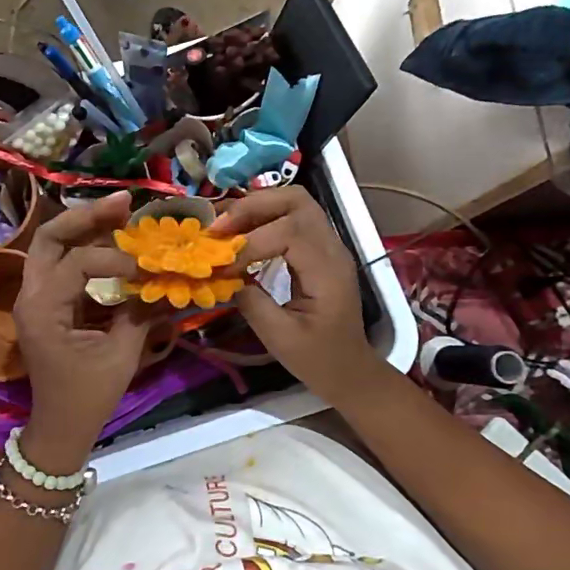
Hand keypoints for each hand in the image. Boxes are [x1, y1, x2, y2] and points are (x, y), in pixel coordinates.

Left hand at [14, 192, 156, 464]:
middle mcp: (31, 295)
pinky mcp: (48, 304)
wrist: (60, 428)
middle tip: (124, 202)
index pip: (79, 262)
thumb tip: (166, 282)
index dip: (116, 260)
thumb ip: (139, 314)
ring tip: (122, 212)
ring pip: (53, 246)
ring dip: (85, 228)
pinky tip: (114, 243)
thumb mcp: (120, 356)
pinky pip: (63, 265)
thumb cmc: (87, 396)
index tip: (146, 271)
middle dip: (86, 216)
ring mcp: (35, 298)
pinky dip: (87, 251)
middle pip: (50, 237)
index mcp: (42, 308)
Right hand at [211, 187, 386, 406]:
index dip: (251, 242)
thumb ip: (253, 304)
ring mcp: (328, 246)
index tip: (224, 265)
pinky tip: (241, 235)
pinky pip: (293, 218)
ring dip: (257, 207)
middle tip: (220, 227)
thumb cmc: (318, 359)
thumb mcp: (280, 338)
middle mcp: (332, 249)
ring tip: (226, 227)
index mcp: (328, 271)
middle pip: (297, 200)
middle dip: (254, 206)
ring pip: (295, 202)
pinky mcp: (319, 250)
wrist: (349, 369)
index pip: (290, 232)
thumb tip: (225, 277)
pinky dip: (264, 218)